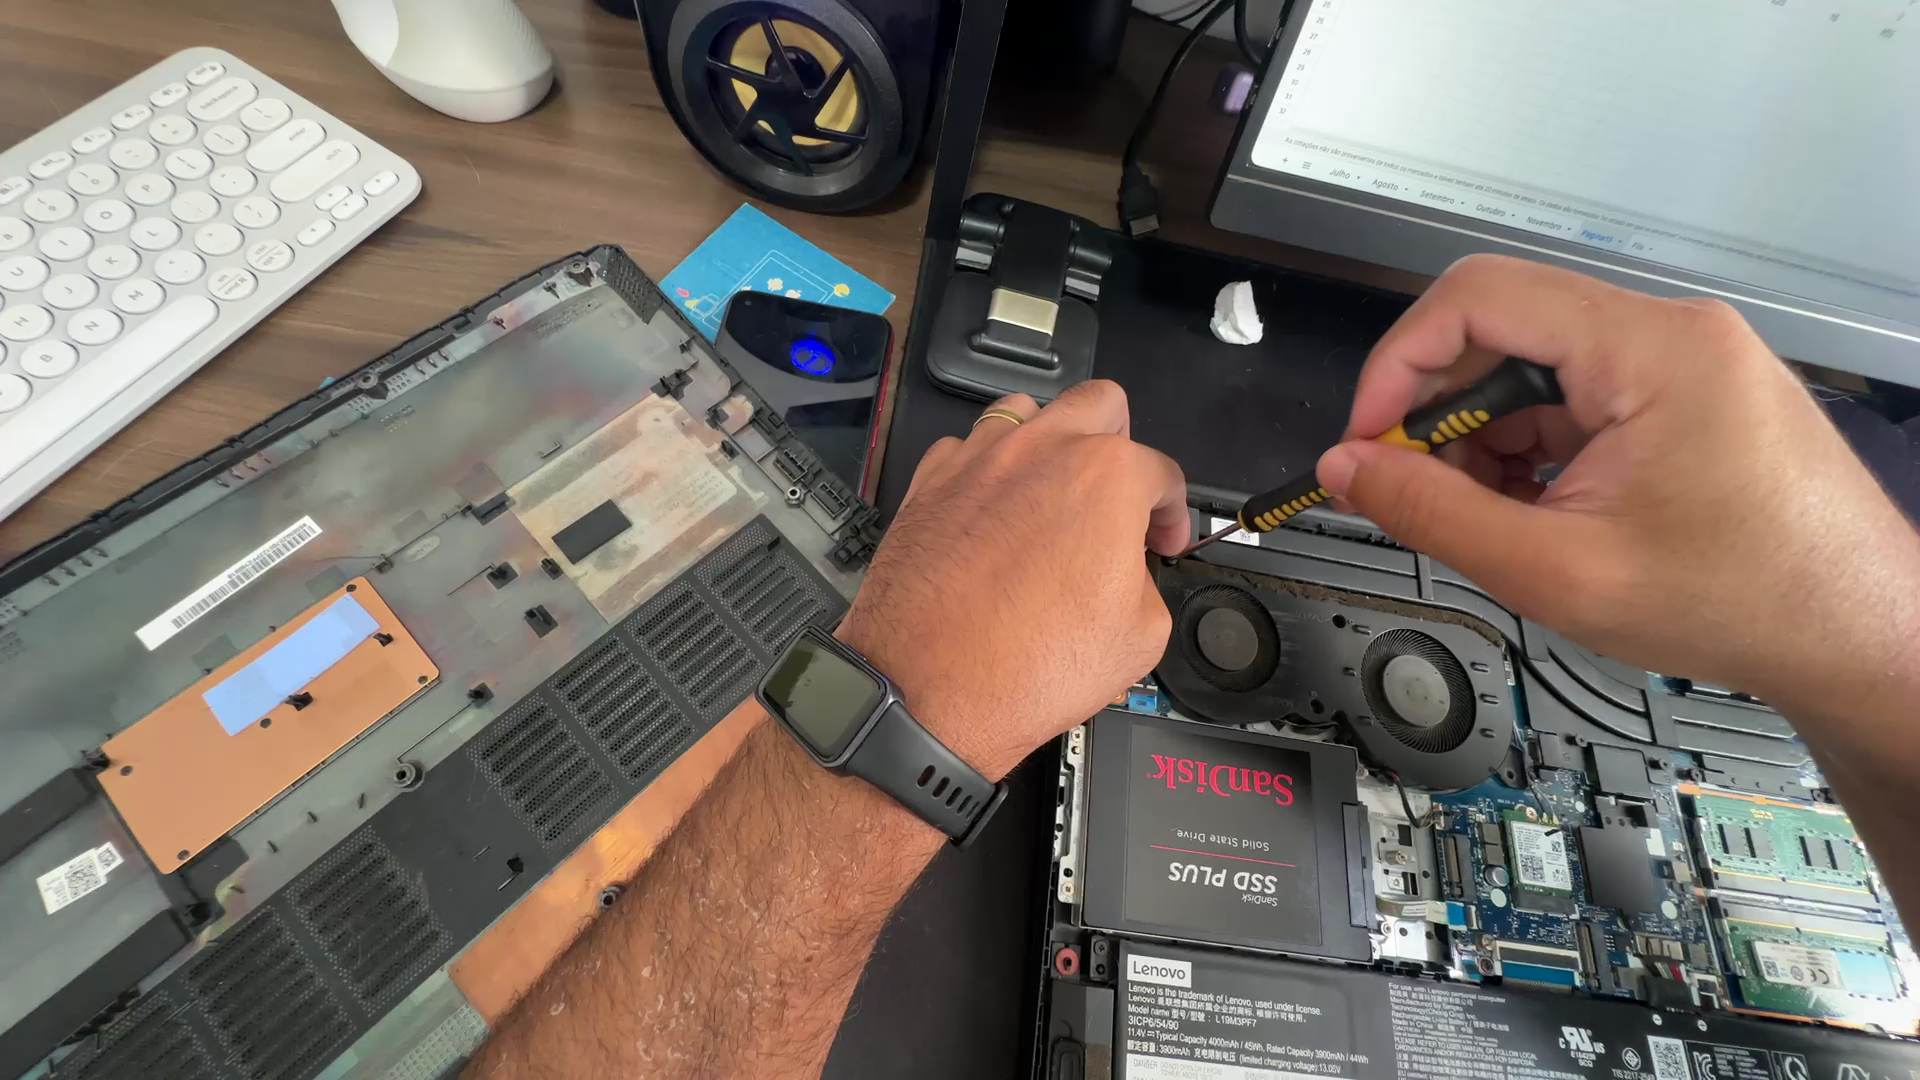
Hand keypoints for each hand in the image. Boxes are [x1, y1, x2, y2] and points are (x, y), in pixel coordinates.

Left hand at [836, 382, 1188, 779]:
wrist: (926, 688)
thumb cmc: (1033, 664)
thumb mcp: (1140, 634)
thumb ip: (1145, 578)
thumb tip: (1125, 567)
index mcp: (1106, 474)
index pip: (1163, 473)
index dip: (1172, 513)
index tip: (1162, 541)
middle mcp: (1040, 449)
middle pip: (1099, 404)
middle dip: (1121, 442)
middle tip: (1117, 494)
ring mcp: (977, 458)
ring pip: (1025, 412)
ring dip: (1050, 442)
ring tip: (1050, 492)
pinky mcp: (928, 482)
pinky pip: (965, 451)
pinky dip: (987, 471)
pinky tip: (990, 513)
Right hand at [1314, 255, 1919, 712]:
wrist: (1860, 639)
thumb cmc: (1730, 603)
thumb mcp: (1552, 570)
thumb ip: (1429, 512)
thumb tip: (1340, 466)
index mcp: (1648, 349)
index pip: (1476, 299)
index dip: (1396, 364)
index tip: (1364, 442)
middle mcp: (1656, 336)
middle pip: (1487, 335)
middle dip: (1423, 413)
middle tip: (1394, 487)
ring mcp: (1658, 366)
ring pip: (1507, 375)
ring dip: (1460, 443)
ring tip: (1466, 515)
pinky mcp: (1653, 400)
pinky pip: (1542, 405)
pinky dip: (1500, 455)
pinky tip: (1508, 510)